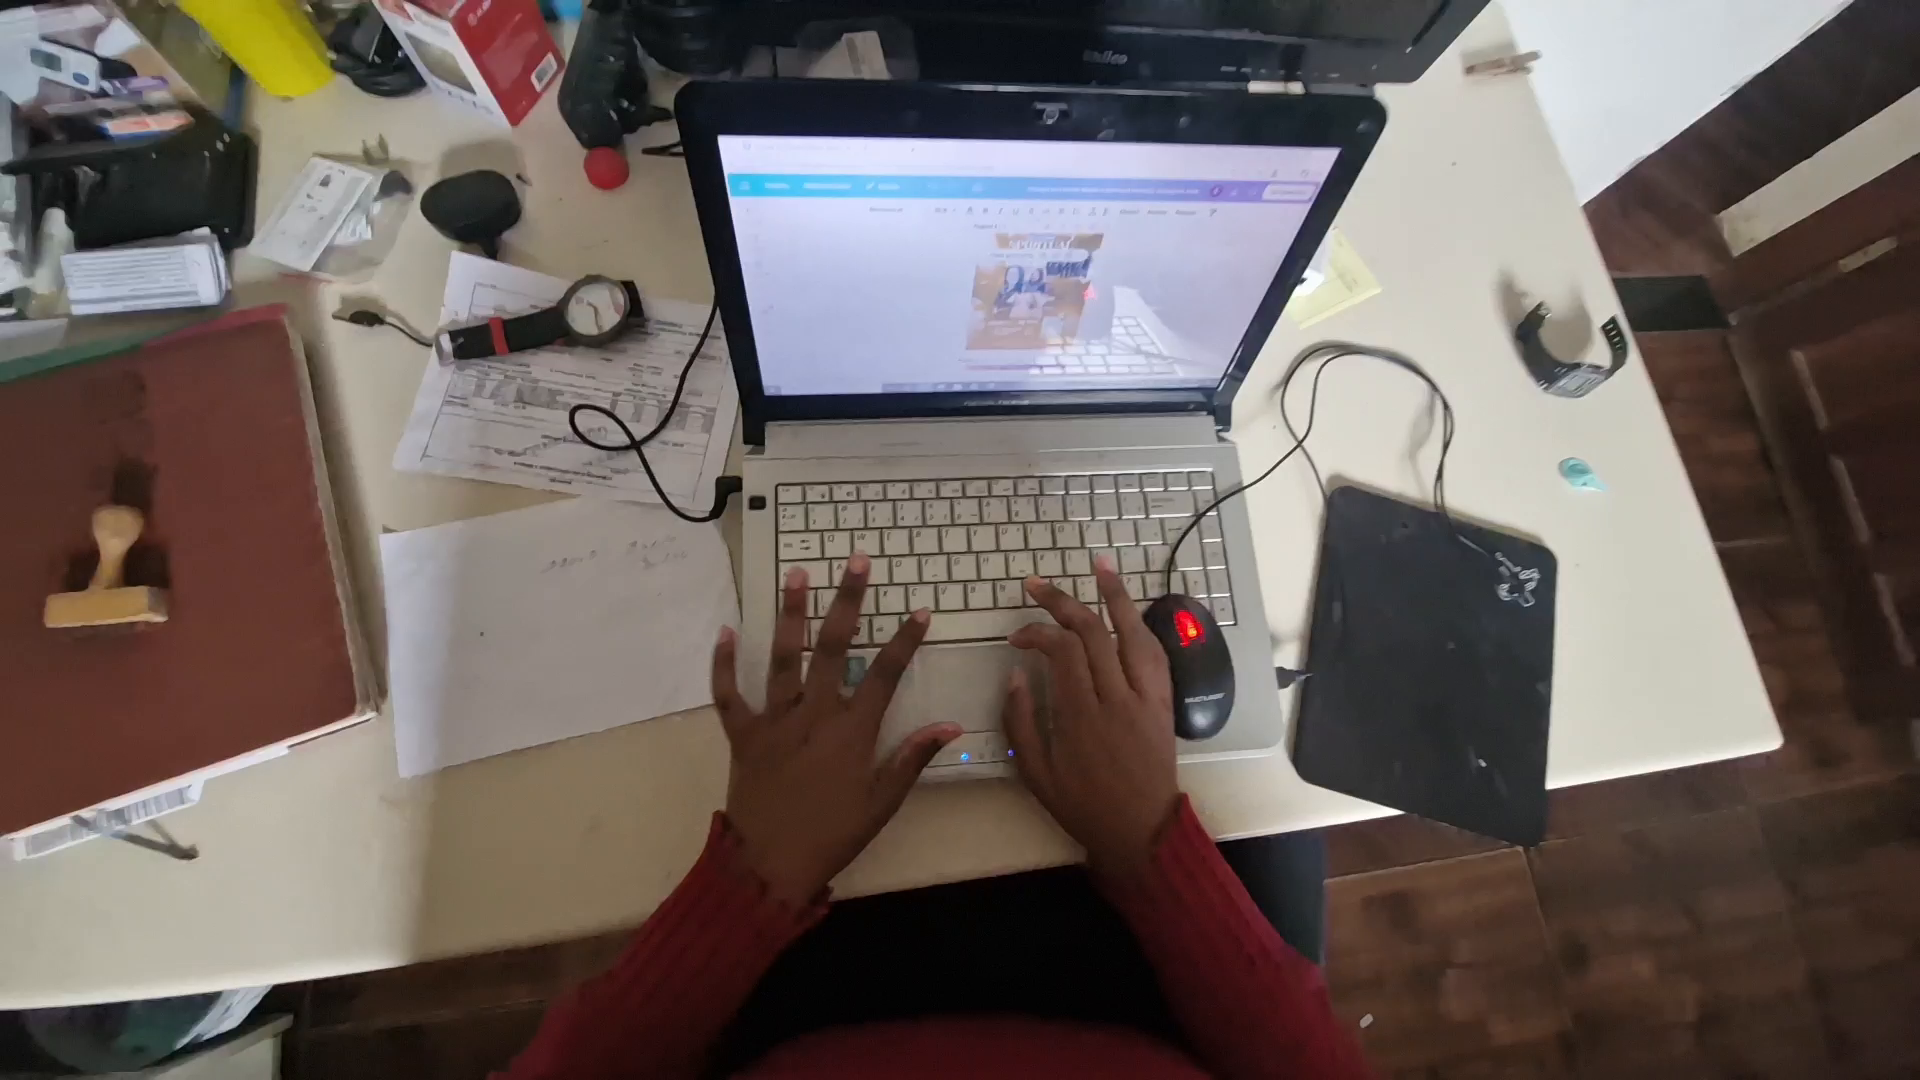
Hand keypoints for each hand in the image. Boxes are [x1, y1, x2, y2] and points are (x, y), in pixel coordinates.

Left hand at [711, 553, 959, 905]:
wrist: (769, 868)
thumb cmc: (833, 834)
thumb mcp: (883, 801)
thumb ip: (914, 757)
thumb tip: (952, 725)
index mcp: (852, 730)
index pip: (884, 674)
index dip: (905, 641)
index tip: (920, 611)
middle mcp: (814, 714)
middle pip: (833, 648)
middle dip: (847, 602)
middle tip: (855, 561)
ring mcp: (775, 721)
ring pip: (783, 658)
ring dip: (791, 614)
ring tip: (797, 574)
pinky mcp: (743, 735)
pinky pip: (729, 696)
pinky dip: (723, 665)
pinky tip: (725, 629)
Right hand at [1003, 558, 1180, 875]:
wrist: (1142, 831)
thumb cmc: (1083, 805)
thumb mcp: (1036, 773)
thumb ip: (1020, 721)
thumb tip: (1015, 674)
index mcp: (1082, 717)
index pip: (1062, 652)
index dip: (1037, 632)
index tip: (1016, 637)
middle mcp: (1117, 698)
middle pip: (1094, 632)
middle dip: (1062, 601)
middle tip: (1036, 585)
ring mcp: (1147, 697)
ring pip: (1133, 633)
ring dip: (1115, 595)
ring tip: (1098, 565)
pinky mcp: (1164, 701)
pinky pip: (1156, 653)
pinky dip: (1141, 625)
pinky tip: (1128, 607)